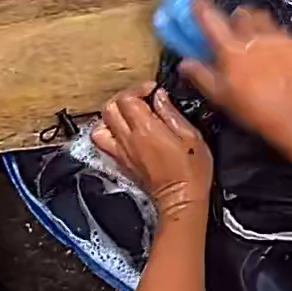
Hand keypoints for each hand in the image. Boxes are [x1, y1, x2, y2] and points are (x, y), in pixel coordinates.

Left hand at [91, 85, 213, 224]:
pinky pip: (104, 144)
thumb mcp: (191, 135)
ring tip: (129, 115)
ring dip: (113, 116)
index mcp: (146, 130)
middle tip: (140, 100)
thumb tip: (160, 96)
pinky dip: (109, 133)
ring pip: (100, 126)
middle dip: (124, 98)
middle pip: (109, 108)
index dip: (139, 89)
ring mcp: (122, 153)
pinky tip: (125, 133)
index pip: (127, 99)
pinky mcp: (122, 164)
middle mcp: (129, 140)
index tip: (153, 91)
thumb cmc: (191, 171)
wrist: (182, 201)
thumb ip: (171, 113)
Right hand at [177, 0, 291, 141]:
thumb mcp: (220, 94)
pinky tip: (270, 50)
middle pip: (239, 12)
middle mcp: (252, 36)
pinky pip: (278, 29)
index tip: (195, 2)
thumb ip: (200, 75)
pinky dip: (271, 34)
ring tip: (252, 36)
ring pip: (260, 16)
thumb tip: (185, 64)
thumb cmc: (253, 107)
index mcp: (230, 48)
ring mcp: (274, 37)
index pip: (210, 17)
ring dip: (253, 21)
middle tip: (230, 31)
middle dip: (233, 18)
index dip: (200, 7)